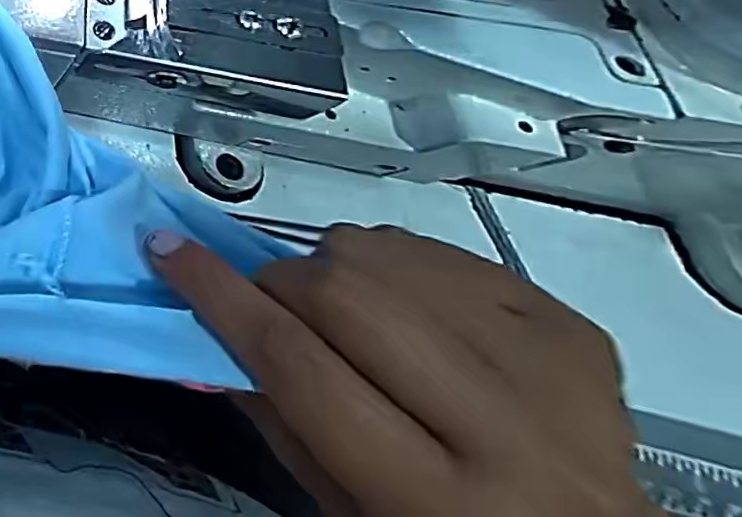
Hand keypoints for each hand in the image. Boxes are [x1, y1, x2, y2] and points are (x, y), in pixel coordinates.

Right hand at [146, 224, 656, 516]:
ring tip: (352, 311)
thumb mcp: (339, 506)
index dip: (217, 295)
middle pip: (343, 295)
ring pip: (385, 252)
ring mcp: (550, 374)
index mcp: (437, 501)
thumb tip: (205, 317)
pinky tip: (411, 310)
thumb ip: (270, 412)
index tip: (168, 249)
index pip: (295, 363)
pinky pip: (442, 251)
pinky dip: (398, 263)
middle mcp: (508, 437)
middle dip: (283, 282)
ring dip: (339, 267)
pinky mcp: (573, 331)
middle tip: (276, 303)